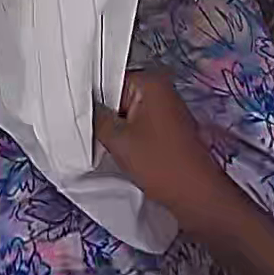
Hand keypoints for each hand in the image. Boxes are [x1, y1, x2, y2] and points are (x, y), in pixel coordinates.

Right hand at [94, 72, 246, 237]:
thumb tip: (86, 108)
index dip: (92, 96)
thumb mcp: (118, 140)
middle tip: (87, 130)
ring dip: (116, 128)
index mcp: (151, 83)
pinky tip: (119, 151)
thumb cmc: (159, 164)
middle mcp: (162, 90)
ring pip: (128, 113)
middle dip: (104, 113)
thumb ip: (97, 118)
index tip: (76, 112)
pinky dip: (128, 136)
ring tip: (102, 142)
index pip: (109, 78)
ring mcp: (167, 109)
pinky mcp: (169, 128)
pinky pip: (140, 125)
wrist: (197, 196)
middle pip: (119, 95)